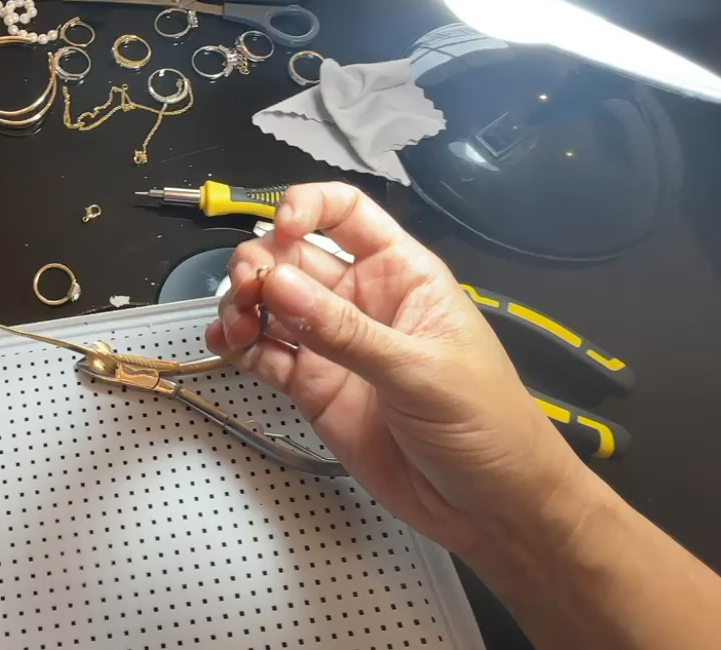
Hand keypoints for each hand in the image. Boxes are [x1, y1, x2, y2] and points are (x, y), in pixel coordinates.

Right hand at [205, 182, 588, 555]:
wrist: (492, 513)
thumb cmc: (487, 426)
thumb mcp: (421, 372)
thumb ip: (345, 331)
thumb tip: (276, 284)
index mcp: (397, 274)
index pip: (346, 213)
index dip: (309, 206)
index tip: (282, 228)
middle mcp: (356, 298)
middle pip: (290, 256)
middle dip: (258, 264)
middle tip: (247, 291)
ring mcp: (329, 341)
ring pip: (268, 301)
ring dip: (241, 304)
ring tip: (236, 327)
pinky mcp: (309, 383)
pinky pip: (263, 351)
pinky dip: (238, 346)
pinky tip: (227, 348)